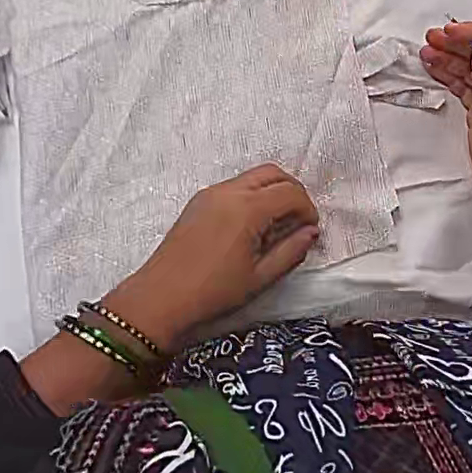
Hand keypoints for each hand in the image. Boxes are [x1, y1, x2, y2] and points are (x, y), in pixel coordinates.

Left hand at [105, 164, 320, 351]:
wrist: (160, 299)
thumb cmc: (212, 293)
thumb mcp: (260, 278)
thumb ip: (291, 251)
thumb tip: (311, 233)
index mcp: (247, 209)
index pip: (290, 193)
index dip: (307, 209)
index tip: (310, 230)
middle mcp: (228, 192)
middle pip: (273, 173)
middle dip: (293, 191)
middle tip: (299, 220)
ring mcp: (210, 194)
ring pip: (253, 176)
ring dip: (272, 191)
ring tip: (277, 225)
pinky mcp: (199, 201)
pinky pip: (235, 186)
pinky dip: (253, 195)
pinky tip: (253, 226)